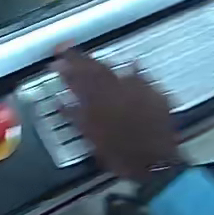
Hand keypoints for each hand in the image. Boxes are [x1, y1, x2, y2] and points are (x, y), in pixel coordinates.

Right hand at [53, 49, 182, 182]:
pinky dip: (132, 73)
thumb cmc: (118, 153)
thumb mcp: (89, 136)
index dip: (67, 63)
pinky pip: (142, 77)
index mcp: (99, 98)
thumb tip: (59, 102)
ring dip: (103, 65)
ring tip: (93, 62)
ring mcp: (141, 89)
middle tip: (70, 51)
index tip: (56, 55)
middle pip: (98, 67)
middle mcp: (120, 88)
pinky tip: (130, 67)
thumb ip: (74, 115)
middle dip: (82, 59)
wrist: (155, 163)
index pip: (79, 74)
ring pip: (118, 69)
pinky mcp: (157, 95)